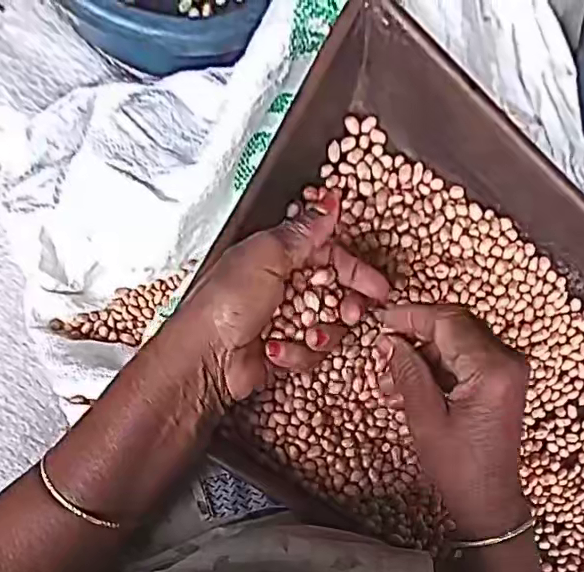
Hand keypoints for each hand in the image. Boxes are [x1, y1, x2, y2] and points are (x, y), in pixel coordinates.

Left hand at [156, 188, 389, 407]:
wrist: (206, 357)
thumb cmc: (227, 303)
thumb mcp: (267, 256)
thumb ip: (303, 232)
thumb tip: (329, 202)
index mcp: (279, 257)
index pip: (330, 258)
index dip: (355, 271)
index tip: (377, 288)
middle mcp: (284, 288)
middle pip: (336, 294)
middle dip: (346, 306)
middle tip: (351, 313)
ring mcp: (285, 322)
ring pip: (328, 327)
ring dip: (320, 334)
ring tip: (306, 336)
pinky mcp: (284, 352)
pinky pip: (310, 354)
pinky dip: (296, 354)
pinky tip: (275, 352)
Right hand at [373, 305, 532, 538]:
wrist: (489, 500)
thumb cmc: (460, 469)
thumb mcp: (426, 419)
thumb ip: (409, 373)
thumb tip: (391, 341)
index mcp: (492, 368)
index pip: (448, 320)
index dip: (411, 317)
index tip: (383, 322)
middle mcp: (508, 361)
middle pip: (455, 327)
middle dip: (416, 338)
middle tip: (384, 354)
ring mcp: (508, 371)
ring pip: (458, 343)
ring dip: (424, 356)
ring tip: (392, 383)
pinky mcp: (503, 382)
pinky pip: (466, 361)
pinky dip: (439, 368)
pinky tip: (411, 388)